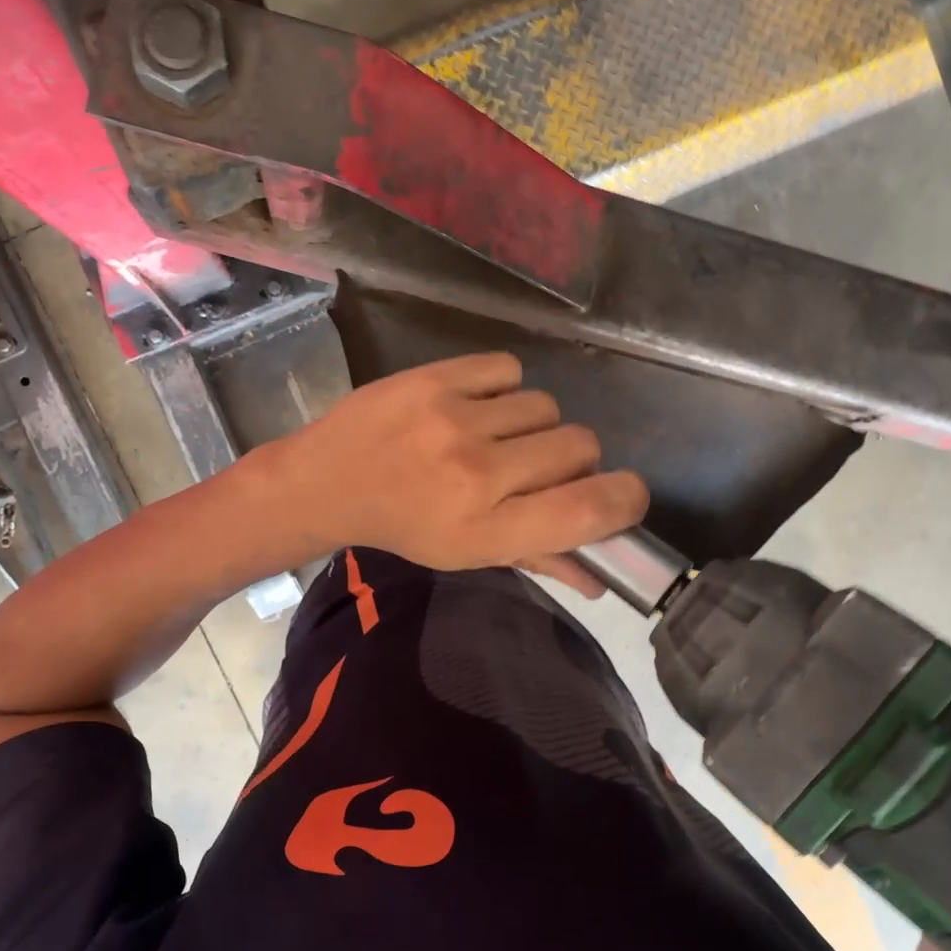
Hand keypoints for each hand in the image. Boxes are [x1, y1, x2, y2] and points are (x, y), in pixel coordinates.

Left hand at [249, 352, 647, 578]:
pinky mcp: (436, 378)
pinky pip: (509, 369)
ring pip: (546, 406)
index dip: (624, 500)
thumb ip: (535, 559)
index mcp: (487, 529)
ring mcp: (455, 421)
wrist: (327, 480)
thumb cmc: (403, 526)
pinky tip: (473, 406)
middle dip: (570, 458)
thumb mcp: (465, 555)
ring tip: (493, 435)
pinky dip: (501, 387)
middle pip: (580, 446)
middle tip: (532, 467)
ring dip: (531, 424)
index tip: (621, 495)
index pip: (588, 510)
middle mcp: (477, 474)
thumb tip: (601, 580)